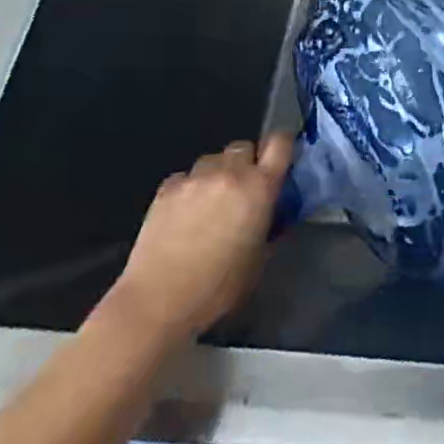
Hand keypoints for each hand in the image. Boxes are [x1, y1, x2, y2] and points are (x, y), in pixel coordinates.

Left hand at [110, 132, 293, 335]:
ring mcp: (194, 179)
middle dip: (246, 163)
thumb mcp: (259, 258)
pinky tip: (184, 212)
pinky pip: (185, 176)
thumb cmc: (219, 286)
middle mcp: (229, 173)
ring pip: (212, 159)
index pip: (279, 143)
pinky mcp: (166, 189)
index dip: (283, 144)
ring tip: (210, 200)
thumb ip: (268, 226)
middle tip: (242, 189)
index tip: (281, 156)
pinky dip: (189, 187)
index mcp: (260, 187)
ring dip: (217, 173)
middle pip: (243, 147)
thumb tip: (268, 215)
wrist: (160, 300)